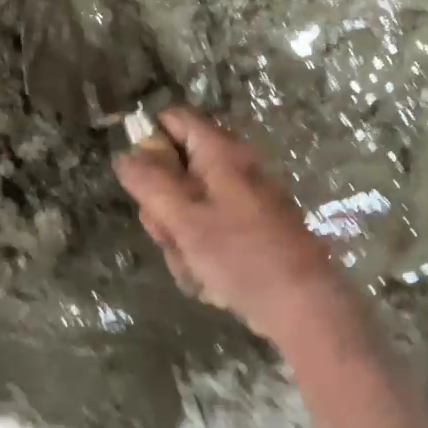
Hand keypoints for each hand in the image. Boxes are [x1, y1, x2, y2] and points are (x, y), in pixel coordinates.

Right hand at [113, 106, 342, 341]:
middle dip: (162, 205)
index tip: (139, 180)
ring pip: (188, 206)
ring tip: (192, 265)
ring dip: (179, 236)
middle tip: (167, 232)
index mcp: (220, 151)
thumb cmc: (241, 255)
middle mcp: (233, 167)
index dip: (149, 141)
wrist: (304, 308)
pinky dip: (200, 253)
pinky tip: (209, 281)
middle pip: (176, 168)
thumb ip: (149, 182)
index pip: (173, 119)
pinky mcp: (249, 231)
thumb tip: (123, 154)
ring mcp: (243, 201)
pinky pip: (208, 232)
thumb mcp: (184, 218)